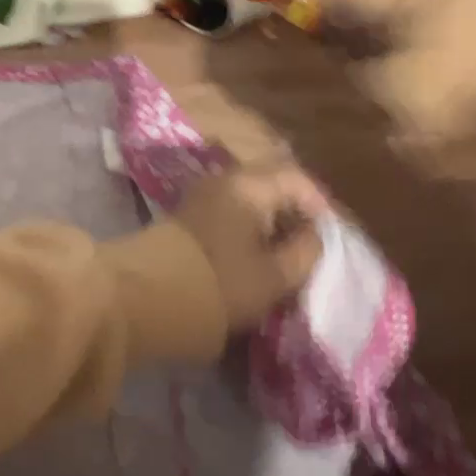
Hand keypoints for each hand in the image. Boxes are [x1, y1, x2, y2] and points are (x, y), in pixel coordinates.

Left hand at [169, 163, 327, 331]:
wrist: (143, 297)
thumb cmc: (219, 284)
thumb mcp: (275, 276)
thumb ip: (305, 251)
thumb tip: (314, 233)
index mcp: (248, 184)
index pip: (297, 179)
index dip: (321, 207)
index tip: (332, 242)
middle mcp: (222, 181)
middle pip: (271, 188)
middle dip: (295, 217)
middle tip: (312, 253)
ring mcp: (200, 199)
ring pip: (249, 204)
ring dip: (270, 228)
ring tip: (286, 263)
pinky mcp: (186, 220)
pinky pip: (229, 217)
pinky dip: (247, 235)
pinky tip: (255, 263)